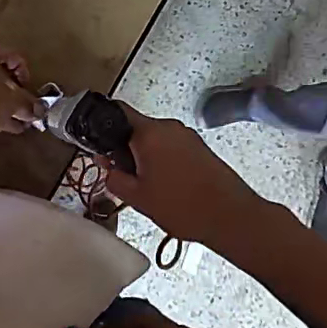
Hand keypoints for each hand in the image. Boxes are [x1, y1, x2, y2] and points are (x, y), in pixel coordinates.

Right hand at [100, 106, 267, 247]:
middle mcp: (169, 127)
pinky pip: (171, 147)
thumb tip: (106, 164)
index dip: (102, 126)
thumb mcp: (137, 197)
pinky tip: (166, 186)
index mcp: (149, 133)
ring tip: (147, 186)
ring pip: (154, 140)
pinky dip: (162, 160)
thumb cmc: (182, 206)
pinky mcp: (199, 147)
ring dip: (145, 157)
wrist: (229, 216)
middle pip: (136, 129)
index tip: (97, 145)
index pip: (117, 111)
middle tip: (122, 176)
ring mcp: (187, 136)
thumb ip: (114, 177)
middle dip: (125, 149)